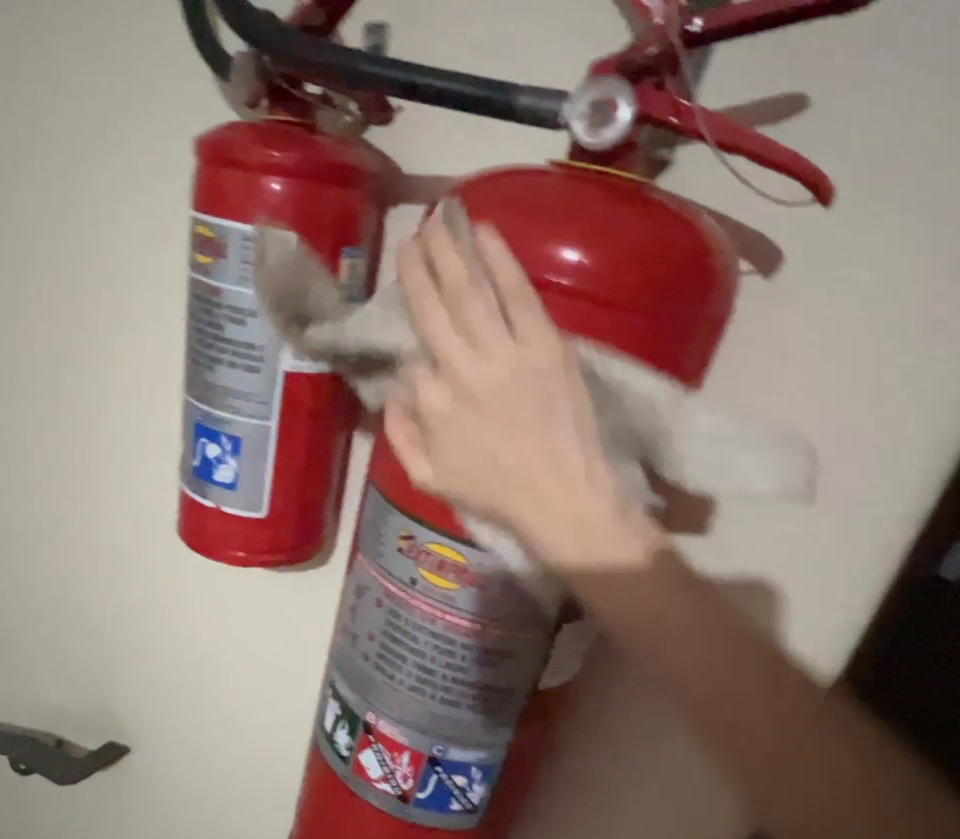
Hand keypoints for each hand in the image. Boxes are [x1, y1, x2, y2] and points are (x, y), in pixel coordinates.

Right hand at [387, 216, 661, 568]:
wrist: (565, 498)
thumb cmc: (496, 495)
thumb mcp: (429, 479)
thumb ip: (401, 435)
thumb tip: (394, 389)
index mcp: (433, 406)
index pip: (410, 361)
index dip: (409, 346)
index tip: (413, 332)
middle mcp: (462, 371)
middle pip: (432, 309)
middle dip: (418, 268)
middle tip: (410, 235)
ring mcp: (505, 354)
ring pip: (469, 293)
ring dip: (451, 252)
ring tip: (438, 219)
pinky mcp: (545, 346)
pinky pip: (518, 296)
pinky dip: (501, 262)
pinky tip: (485, 233)